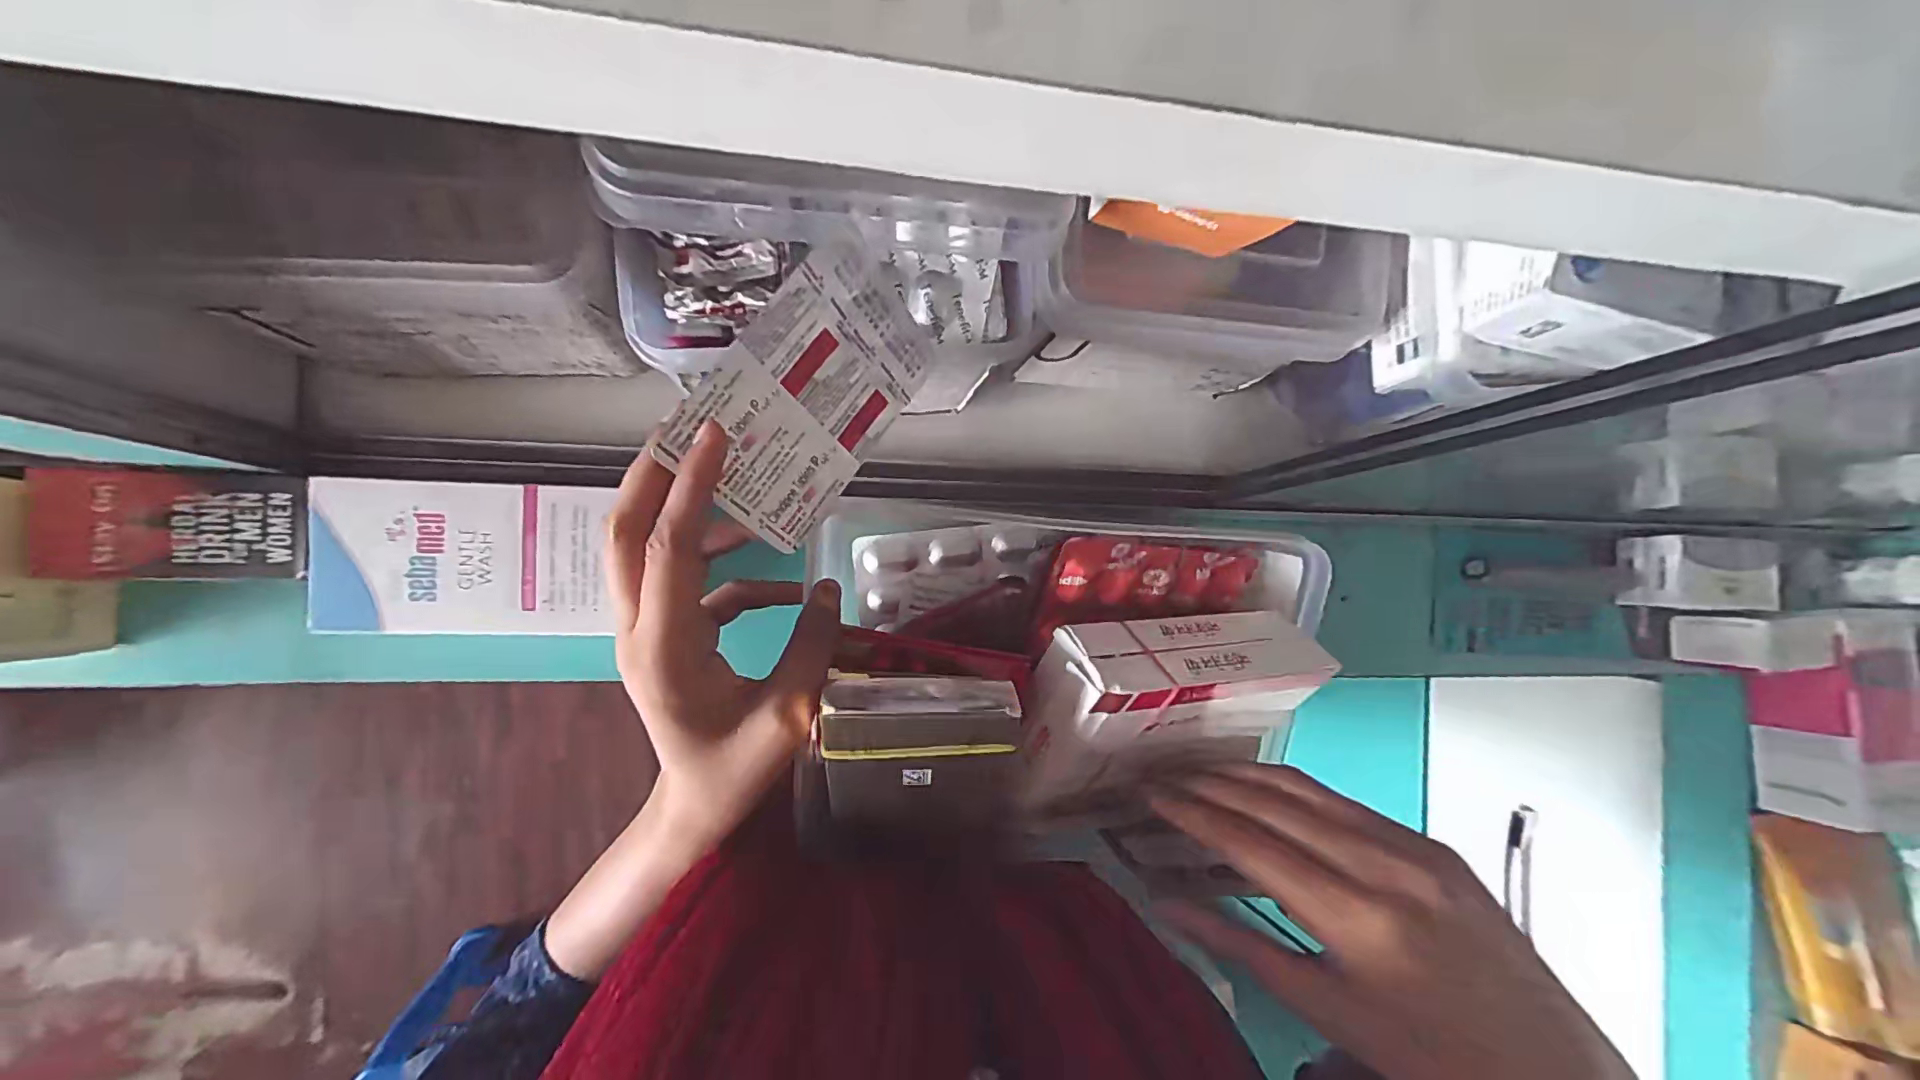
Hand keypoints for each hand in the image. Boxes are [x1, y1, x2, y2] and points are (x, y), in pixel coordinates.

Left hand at [607, 419, 840, 851]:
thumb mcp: (788, 714)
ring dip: (688, 510)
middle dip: (652, 475)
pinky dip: (732, 569)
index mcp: (664, 648)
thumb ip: (811, 646)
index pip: (668, 550)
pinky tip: (784, 584)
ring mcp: (648, 630)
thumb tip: (824, 588)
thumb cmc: (735, 769)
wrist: (694, 806)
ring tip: (736, 479)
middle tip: (689, 429)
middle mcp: (640, 629)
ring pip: (648, 550)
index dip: (691, 488)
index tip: (715, 435)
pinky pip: (693, 583)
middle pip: (624, 533)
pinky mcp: (667, 634)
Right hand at [1150, 763, 1634, 1079]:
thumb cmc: (1430, 1061)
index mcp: (1357, 918)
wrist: (1557, 1079)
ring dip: (1245, 775)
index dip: (1191, 811)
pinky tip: (1262, 790)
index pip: (1249, 842)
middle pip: (1274, 801)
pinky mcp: (1432, 844)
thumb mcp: (1329, 1012)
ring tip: (1198, 770)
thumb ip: (1242, 946)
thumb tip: (1166, 904)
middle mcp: (1385, 865)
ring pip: (1308, 789)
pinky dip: (1290, 790)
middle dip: (1208, 781)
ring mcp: (1415, 847)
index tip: (1149, 792)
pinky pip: (1343, 803)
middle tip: (1162, 771)